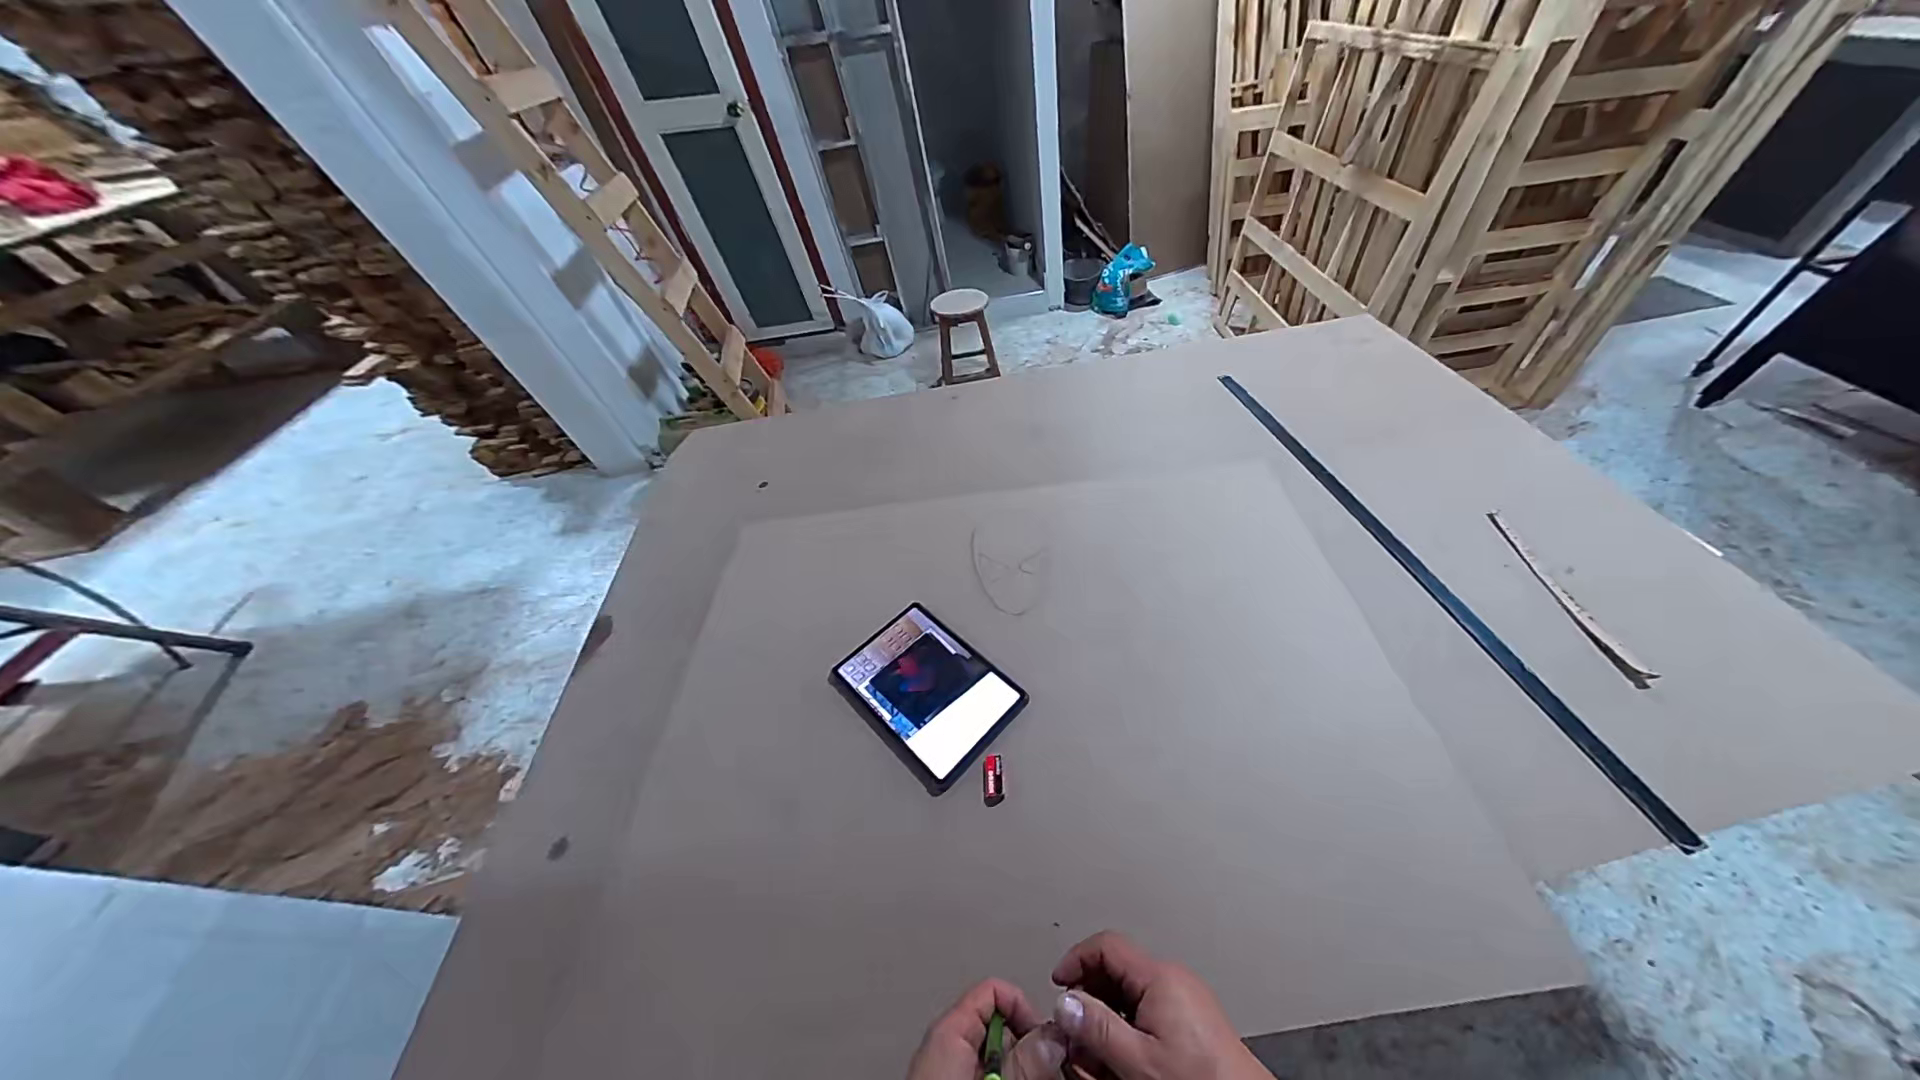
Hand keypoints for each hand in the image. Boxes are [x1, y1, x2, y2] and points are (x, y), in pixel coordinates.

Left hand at [907, 978, 1069, 1079]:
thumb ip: (1024, 1062)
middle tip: (1048, 1074)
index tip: (1047, 1042)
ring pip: (996, 1060)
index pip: (994, 992)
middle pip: (999, 1028)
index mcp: (949, 1033)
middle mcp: (947, 1049)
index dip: (1024, 1009)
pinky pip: (985, 1078)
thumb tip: (1053, 1035)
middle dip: (1029, 1051)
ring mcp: (947, 1075)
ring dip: (1021, 1073)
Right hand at [1049, 931, 1272, 1079]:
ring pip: (1128, 991)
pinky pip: (1146, 1008)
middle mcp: (1173, 979)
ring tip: (1097, 1051)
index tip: (1058, 985)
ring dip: (1106, 1015)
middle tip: (1075, 1027)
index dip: (1075, 960)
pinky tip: (1122, 1057)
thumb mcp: (1140, 1063)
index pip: (1105, 944)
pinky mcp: (1190, 1020)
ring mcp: (1184, 998)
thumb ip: (1098, 1030)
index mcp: (1160, 978)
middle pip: (1115, 967)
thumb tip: (1065, 1003)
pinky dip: (1126, 1025)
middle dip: (1088, 995)